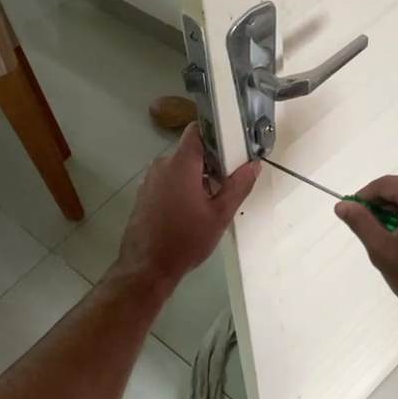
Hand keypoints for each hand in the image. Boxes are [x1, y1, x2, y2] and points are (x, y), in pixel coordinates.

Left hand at [115, 123, 260, 285]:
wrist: (147, 268)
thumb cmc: (186, 240)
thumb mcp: (220, 215)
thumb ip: (238, 186)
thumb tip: (253, 165)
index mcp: (180, 164)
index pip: (196, 130)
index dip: (215, 133)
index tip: (232, 146)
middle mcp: (161, 165)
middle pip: (190, 151)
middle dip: (210, 161)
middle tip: (229, 179)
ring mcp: (149, 180)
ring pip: (179, 168)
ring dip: (196, 177)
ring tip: (212, 199)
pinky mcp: (144, 195)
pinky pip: (167, 181)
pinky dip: (181, 187)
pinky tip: (191, 210)